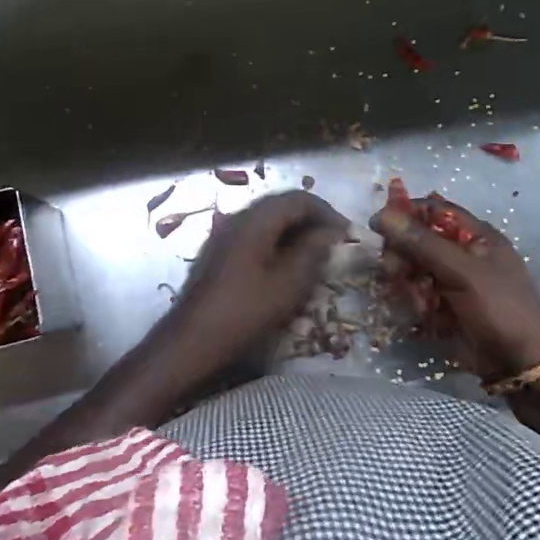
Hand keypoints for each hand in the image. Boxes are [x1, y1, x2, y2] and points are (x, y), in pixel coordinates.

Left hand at [158, 191, 348, 373]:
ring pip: (267, 222)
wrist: (191, 341)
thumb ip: (312, 252)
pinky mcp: (219, 253)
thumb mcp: (287, 285)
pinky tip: (288, 267)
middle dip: (311, 220)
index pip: (297, 199)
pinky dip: (277, 244)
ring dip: (294, 233)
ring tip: (317, 256)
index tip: (349, 233)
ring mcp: (224, 235)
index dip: (327, 212)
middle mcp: (236, 219)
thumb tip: (330, 231)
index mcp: (254, 221)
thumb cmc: (242, 313)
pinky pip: (255, 237)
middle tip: (335, 243)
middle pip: (281, 206)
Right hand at [371, 197, 539, 375]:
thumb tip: (381, 214)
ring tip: (415, 302)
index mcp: (475, 236)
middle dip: (401, 255)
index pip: (433, 210)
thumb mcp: (462, 271)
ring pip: (412, 268)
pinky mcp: (444, 306)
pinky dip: (413, 303)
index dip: (406, 213)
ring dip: (406, 283)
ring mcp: (452, 281)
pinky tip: (420, 315)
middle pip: (416, 240)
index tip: (380, 226)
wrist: (524, 367)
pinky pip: (416, 295)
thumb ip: (421, 242)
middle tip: (393, 272)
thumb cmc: (500, 309)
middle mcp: (462, 254)